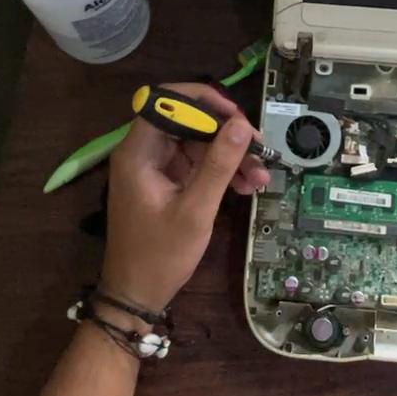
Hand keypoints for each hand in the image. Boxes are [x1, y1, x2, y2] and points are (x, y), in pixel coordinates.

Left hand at [99, 83, 269, 314]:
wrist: (137, 295)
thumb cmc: (160, 255)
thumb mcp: (195, 210)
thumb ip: (219, 164)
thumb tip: (241, 125)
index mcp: (138, 152)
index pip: (166, 101)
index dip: (202, 100)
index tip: (235, 116)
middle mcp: (143, 151)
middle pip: (187, 121)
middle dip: (225, 133)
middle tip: (258, 148)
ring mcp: (155, 166)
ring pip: (197, 142)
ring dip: (229, 155)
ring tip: (260, 175)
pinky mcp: (166, 181)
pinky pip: (196, 163)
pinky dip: (221, 171)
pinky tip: (246, 185)